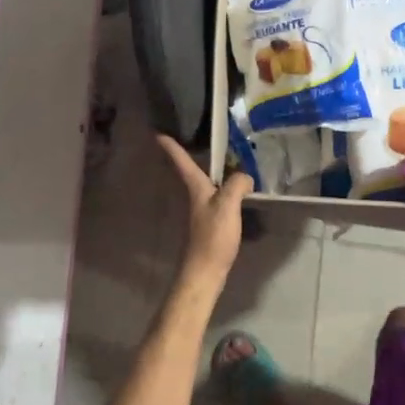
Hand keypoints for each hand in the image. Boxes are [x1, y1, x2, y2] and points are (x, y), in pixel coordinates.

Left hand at [157, 134, 252, 281]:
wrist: (205, 271)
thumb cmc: (213, 237)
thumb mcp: (227, 206)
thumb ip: (236, 185)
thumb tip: (245, 177)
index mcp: (196, 189)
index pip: (182, 163)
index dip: (171, 148)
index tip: (159, 134)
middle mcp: (195, 197)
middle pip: (190, 172)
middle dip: (186, 156)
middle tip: (188, 140)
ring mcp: (201, 211)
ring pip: (203, 185)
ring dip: (207, 173)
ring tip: (220, 162)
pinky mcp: (209, 224)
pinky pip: (215, 199)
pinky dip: (221, 189)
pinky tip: (233, 193)